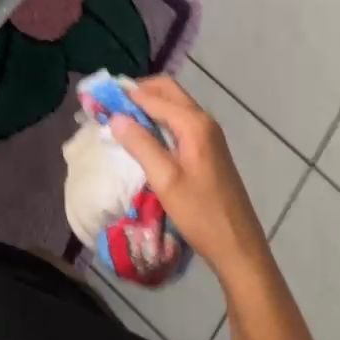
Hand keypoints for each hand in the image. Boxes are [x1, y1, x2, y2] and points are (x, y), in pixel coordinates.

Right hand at [110, 76, 271, 271]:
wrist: (240, 248)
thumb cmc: (201, 214)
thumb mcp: (165, 181)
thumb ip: (140, 144)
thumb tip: (116, 116)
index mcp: (194, 124)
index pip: (154, 96)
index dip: (126, 95)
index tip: (100, 99)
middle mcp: (204, 121)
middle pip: (167, 91)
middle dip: (139, 92)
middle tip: (112, 105)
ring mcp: (209, 135)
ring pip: (174, 105)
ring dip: (149, 105)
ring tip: (123, 120)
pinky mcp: (209, 149)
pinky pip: (180, 121)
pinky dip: (160, 120)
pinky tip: (145, 137)